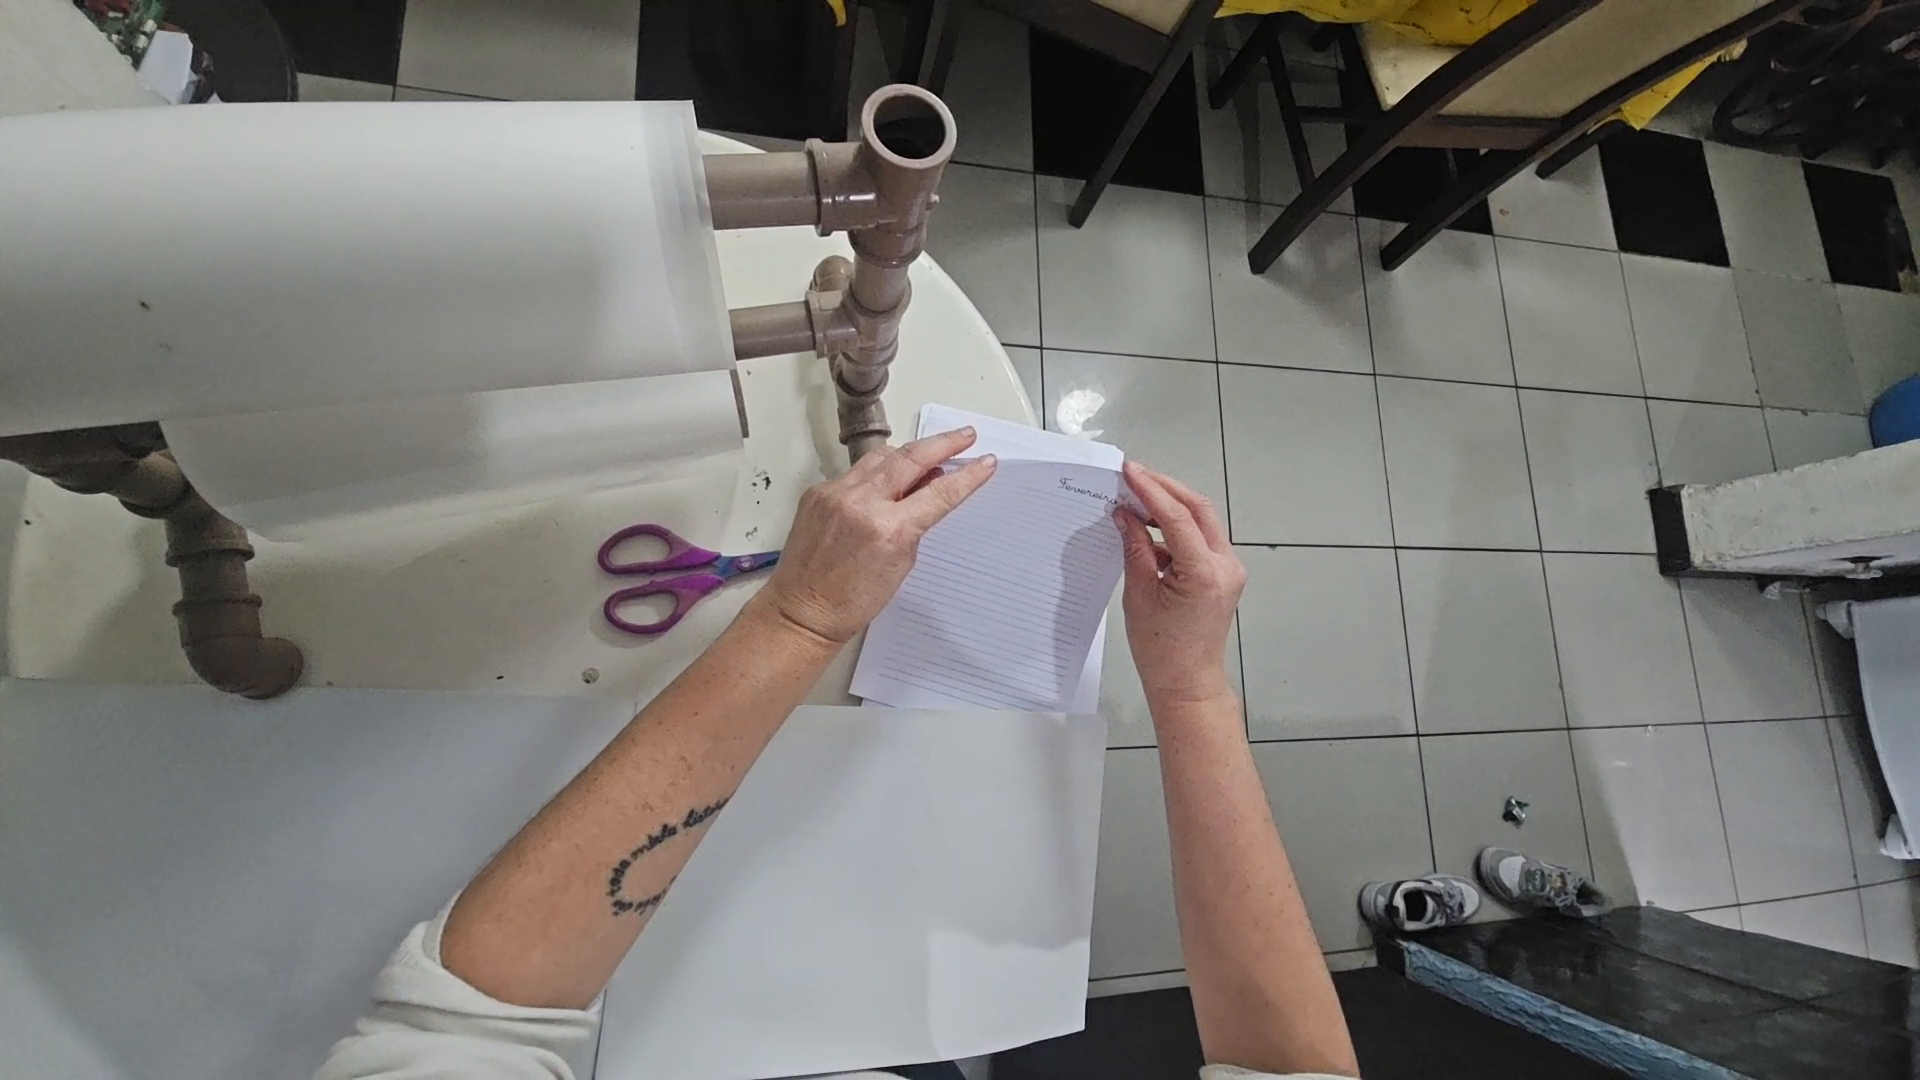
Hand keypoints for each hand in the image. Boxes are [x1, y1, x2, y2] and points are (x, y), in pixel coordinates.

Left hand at [757, 429, 996, 644]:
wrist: (802, 611)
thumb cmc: (851, 601)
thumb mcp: (901, 564)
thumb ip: (916, 524)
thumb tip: (928, 492)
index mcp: (888, 529)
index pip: (939, 493)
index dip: (967, 476)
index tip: (985, 463)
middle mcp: (861, 503)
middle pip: (911, 458)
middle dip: (943, 443)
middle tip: (965, 436)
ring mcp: (836, 493)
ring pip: (882, 457)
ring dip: (909, 453)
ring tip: (930, 455)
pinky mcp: (818, 491)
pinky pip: (856, 471)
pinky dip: (877, 473)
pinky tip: (888, 482)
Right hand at [1114, 461, 1245, 707]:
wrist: (1187, 682)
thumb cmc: (1160, 649)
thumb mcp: (1139, 595)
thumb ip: (1135, 549)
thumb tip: (1124, 514)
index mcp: (1206, 574)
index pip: (1178, 518)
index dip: (1151, 491)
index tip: (1129, 471)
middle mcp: (1226, 566)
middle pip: (1198, 509)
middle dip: (1165, 488)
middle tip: (1133, 475)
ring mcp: (1229, 569)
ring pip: (1200, 521)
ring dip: (1169, 507)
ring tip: (1135, 498)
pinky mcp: (1222, 574)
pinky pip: (1199, 540)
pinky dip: (1174, 529)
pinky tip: (1147, 528)